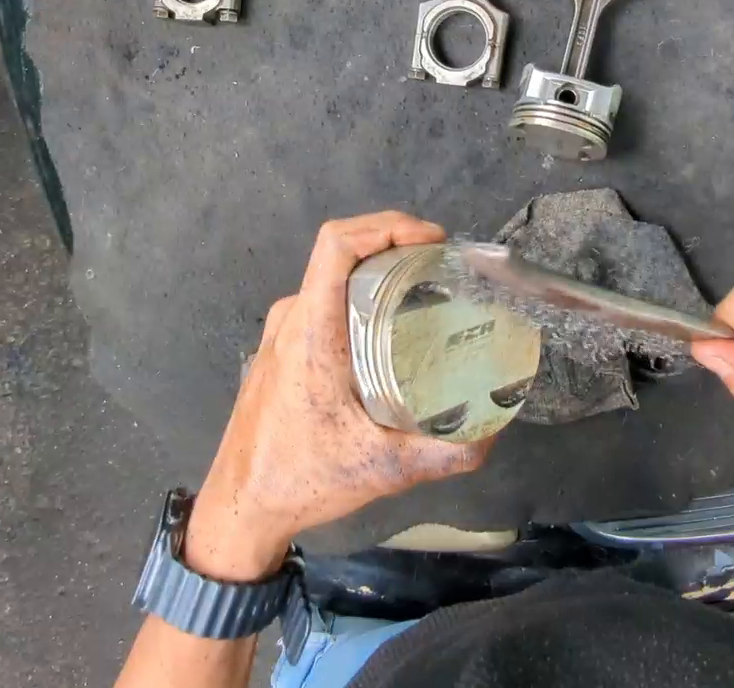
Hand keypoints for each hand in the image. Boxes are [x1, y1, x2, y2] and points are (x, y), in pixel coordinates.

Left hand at [184, 212, 490, 581]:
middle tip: (442, 269)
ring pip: (333, 277)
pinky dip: (359, 296)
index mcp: (311, 329)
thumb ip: (446, 453)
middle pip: (342, 253)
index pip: (337, 244)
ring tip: (424, 293)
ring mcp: (281, 330)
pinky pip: (324, 301)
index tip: (431, 240)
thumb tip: (494, 433)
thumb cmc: (302, 478)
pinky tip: (388, 330)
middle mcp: (292, 316)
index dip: (386, 225)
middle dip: (395, 245)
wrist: (239, 508)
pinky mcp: (281, 347)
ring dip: (377, 271)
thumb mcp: (385, 468)